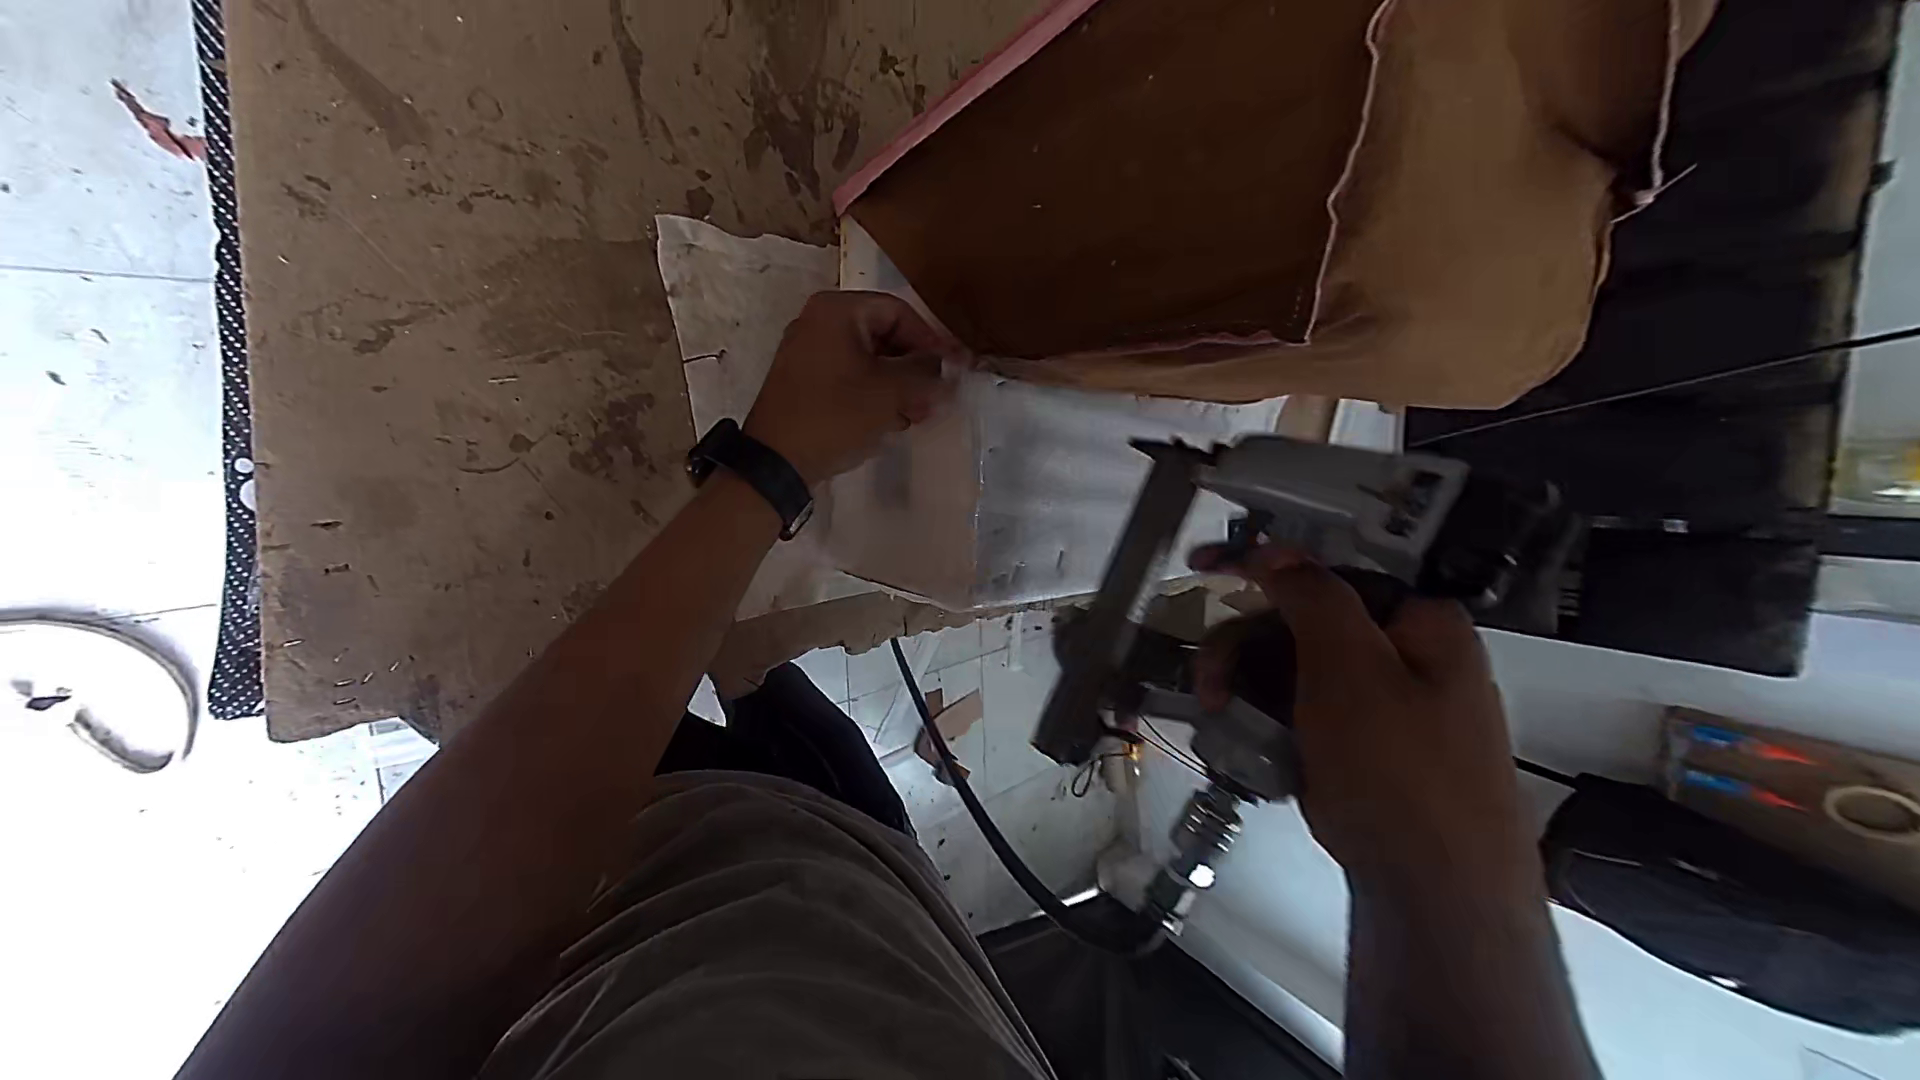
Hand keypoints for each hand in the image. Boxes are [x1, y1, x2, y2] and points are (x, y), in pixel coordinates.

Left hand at [743, 291, 954, 485]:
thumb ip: (927, 375)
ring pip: (870, 359)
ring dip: (899, 384)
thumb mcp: (889, 393)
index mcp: (837, 311)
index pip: (900, 312)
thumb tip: (952, 369)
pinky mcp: (806, 381)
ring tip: (919, 413)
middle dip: (915, 367)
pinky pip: (852, 377)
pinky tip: (893, 419)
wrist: (777, 462)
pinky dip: (875, 393)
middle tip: (938, 395)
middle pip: (885, 335)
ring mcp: (810, 352)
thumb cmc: (834, 416)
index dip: (932, 341)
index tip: (954, 369)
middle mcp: (820, 322)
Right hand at [1191, 545, 1538, 900]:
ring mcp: (1385, 704)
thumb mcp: (1350, 667)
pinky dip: (1268, 711)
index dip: (1263, 568)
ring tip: (1221, 712)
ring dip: (1249, 681)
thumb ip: (1313, 597)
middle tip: (1208, 677)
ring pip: (1296, 667)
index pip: (1327, 574)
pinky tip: (1245, 731)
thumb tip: (1276, 552)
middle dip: (1244, 644)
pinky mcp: (1363, 743)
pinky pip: (1304, 706)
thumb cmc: (1397, 767)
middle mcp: (1406, 657)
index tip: (1207, 568)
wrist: (1433, 890)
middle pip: (1303, 624)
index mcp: (1420, 625)